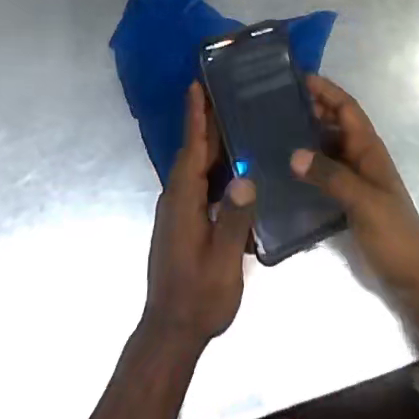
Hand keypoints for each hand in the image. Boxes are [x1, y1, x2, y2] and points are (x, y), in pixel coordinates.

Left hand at [143, 83, 255, 344]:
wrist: (172, 333)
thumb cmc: (199, 297)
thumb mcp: (222, 261)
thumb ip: (234, 220)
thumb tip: (246, 177)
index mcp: (183, 202)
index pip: (191, 149)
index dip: (196, 117)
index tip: (196, 85)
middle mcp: (177, 200)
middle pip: (193, 151)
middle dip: (206, 119)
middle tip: (225, 88)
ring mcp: (179, 212)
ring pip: (197, 166)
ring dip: (212, 140)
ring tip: (235, 115)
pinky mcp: (186, 222)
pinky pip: (201, 181)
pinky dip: (215, 163)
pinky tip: (236, 163)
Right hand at [291, 76, 418, 295]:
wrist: (412, 273)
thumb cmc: (392, 231)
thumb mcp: (363, 201)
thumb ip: (331, 176)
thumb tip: (294, 153)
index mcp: (369, 149)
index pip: (347, 109)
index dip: (327, 90)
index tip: (299, 77)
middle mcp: (361, 157)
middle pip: (335, 123)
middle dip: (312, 108)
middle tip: (275, 103)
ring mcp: (355, 178)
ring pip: (328, 146)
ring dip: (307, 136)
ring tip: (273, 131)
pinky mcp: (348, 199)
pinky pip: (324, 171)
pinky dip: (307, 165)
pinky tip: (285, 170)